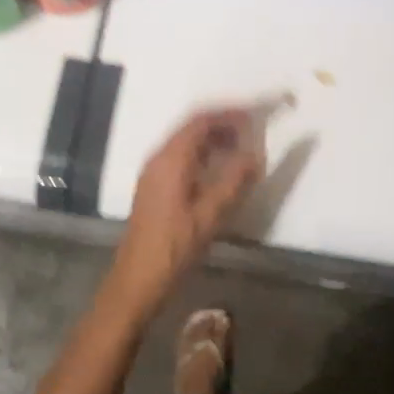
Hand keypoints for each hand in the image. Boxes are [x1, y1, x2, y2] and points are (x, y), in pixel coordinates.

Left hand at [108, 109, 263, 314]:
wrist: (136, 280)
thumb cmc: (173, 249)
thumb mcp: (210, 216)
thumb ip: (234, 181)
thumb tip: (256, 153)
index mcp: (170, 159)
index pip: (201, 120)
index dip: (230, 113)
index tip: (256, 114)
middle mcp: (159, 157)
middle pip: (193, 126)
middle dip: (224, 123)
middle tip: (253, 129)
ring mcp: (154, 171)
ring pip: (187, 141)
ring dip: (215, 139)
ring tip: (243, 148)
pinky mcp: (155, 186)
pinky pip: (182, 156)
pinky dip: (205, 154)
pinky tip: (222, 170)